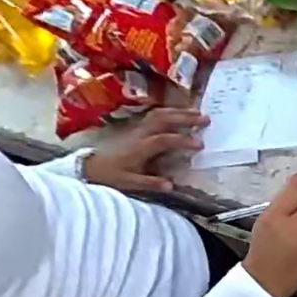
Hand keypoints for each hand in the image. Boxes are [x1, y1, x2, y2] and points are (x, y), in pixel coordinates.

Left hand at [82, 108, 206, 193]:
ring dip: (179, 111)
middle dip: (185, 118)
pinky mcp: (136, 127)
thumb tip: (171, 185)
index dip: (182, 140)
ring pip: (159, 114)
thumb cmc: (111, 175)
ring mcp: (137, 129)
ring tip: (197, 112)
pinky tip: (180, 113)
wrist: (90, 166)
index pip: (164, 140)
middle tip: (206, 119)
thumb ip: (150, 183)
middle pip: (163, 120)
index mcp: (139, 148)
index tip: (200, 144)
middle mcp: (139, 134)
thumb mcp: (129, 183)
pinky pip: (154, 115)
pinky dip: (169, 111)